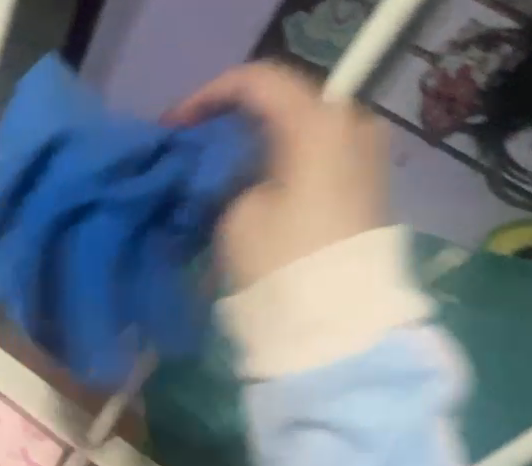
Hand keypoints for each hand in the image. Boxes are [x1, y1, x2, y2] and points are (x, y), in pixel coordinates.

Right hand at [169, 63, 389, 290]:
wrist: (336, 318)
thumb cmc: (280, 261)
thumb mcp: (235, 215)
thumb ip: (227, 179)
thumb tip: (227, 175)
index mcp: (316, 121)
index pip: (256, 82)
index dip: (206, 98)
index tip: (171, 127)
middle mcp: (348, 126)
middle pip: (280, 106)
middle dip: (230, 126)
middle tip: (189, 151)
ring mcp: (360, 156)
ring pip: (295, 135)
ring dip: (252, 151)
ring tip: (211, 178)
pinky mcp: (360, 189)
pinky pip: (310, 160)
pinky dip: (274, 169)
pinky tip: (242, 194)